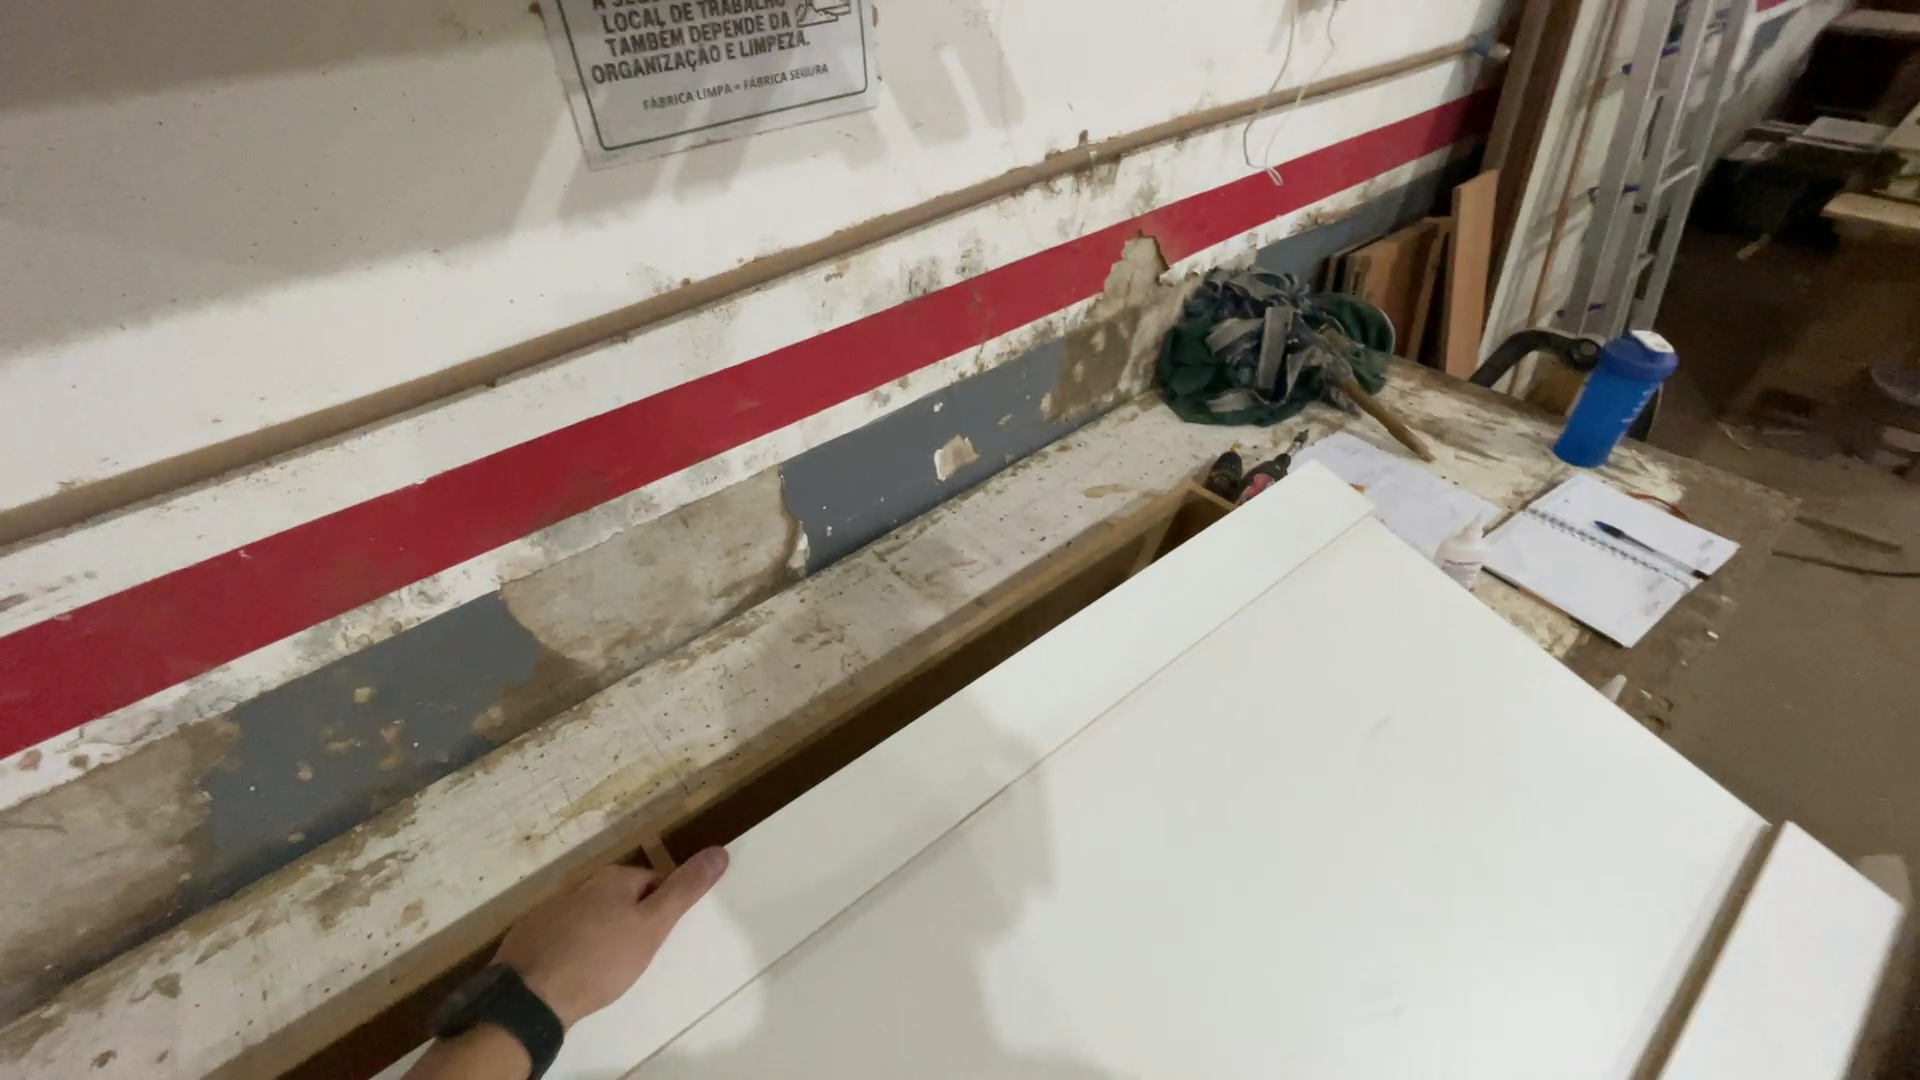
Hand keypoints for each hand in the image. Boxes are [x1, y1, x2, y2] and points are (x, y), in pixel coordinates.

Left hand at [495, 847, 728, 1028]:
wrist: (526, 1000)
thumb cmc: (600, 960)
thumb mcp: (653, 926)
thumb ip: (685, 890)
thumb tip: (719, 851)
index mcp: (615, 878)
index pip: (653, 883)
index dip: (662, 910)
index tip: (659, 938)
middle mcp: (582, 885)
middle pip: (621, 898)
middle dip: (631, 921)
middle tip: (635, 956)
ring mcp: (550, 911)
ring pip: (589, 917)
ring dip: (600, 934)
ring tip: (603, 969)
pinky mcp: (526, 938)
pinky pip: (560, 937)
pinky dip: (570, 949)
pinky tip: (571, 974)